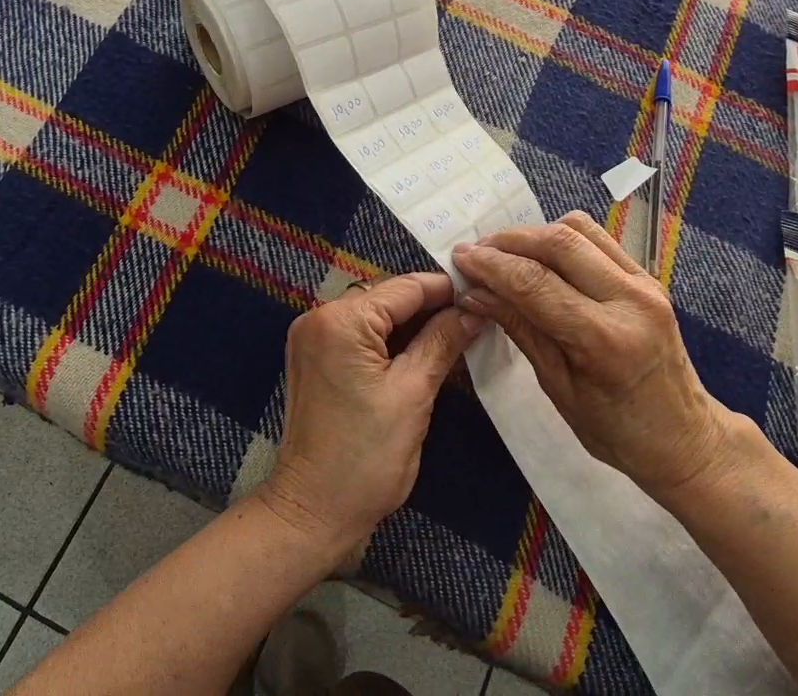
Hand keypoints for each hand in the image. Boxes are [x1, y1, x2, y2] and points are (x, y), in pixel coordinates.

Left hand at [257, 273, 484, 558]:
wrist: (314, 510)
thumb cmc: (366, 457)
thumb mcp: (413, 394)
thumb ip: (443, 342)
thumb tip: (474, 310)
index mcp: (340, 320)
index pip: (404, 287)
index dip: (447, 289)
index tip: (486, 294)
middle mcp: (318, 317)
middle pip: (387, 296)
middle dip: (431, 306)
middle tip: (476, 316)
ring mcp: (311, 338)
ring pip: (374, 315)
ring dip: (412, 324)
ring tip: (457, 333)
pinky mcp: (313, 359)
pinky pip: (359, 335)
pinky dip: (389, 340)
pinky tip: (422, 351)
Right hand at [451, 212, 739, 493]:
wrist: (683, 437)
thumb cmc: (616, 429)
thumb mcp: (557, 386)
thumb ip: (520, 329)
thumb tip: (475, 294)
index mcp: (605, 339)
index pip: (535, 283)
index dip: (492, 266)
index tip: (460, 258)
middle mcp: (630, 300)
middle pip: (559, 242)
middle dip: (509, 241)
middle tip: (476, 252)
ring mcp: (645, 283)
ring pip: (580, 230)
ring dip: (535, 234)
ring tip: (505, 254)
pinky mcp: (648, 277)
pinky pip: (598, 240)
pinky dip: (561, 240)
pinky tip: (540, 259)